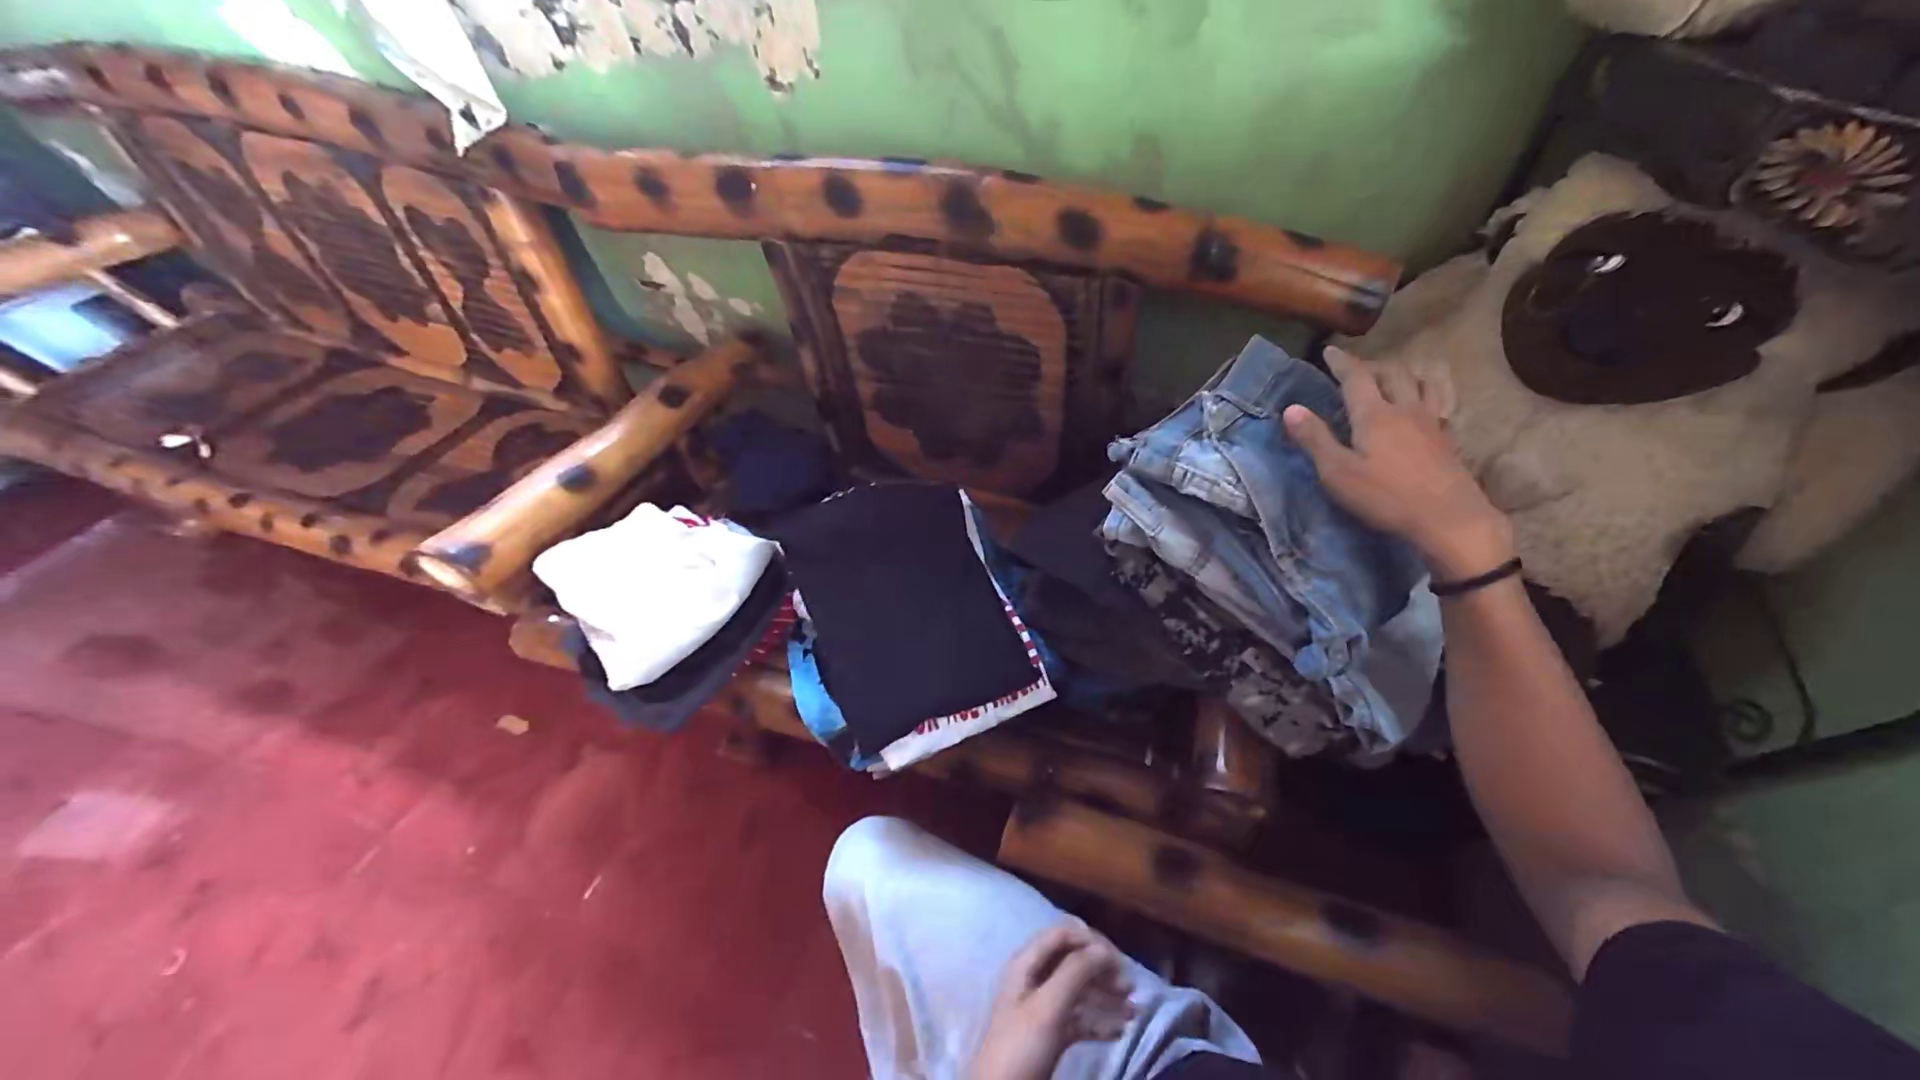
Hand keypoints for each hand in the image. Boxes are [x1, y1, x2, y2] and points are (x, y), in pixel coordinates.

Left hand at [967, 922, 1134, 1079]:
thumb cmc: (1020, 1048)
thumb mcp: (1047, 1008)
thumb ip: (1074, 973)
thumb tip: (1103, 949)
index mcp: (1027, 963)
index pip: (1062, 934)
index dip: (1091, 941)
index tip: (1119, 961)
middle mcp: (1034, 979)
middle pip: (1073, 960)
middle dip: (1102, 969)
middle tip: (1130, 988)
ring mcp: (1042, 1007)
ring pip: (1079, 990)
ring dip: (1106, 996)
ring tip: (1133, 1011)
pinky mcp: (1049, 1035)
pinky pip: (1078, 1019)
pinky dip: (1099, 1022)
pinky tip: (1119, 1032)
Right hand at [1283, 347, 1515, 580]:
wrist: (1449, 518)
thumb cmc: (1385, 496)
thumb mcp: (1338, 472)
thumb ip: (1315, 439)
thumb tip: (1291, 409)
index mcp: (1375, 415)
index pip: (1356, 377)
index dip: (1342, 362)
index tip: (1330, 351)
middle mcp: (1405, 409)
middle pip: (1392, 374)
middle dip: (1372, 366)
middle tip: (1356, 369)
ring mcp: (1431, 423)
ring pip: (1420, 384)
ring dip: (1403, 374)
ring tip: (1392, 379)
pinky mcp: (1447, 439)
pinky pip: (1437, 404)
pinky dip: (1424, 395)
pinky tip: (1420, 408)